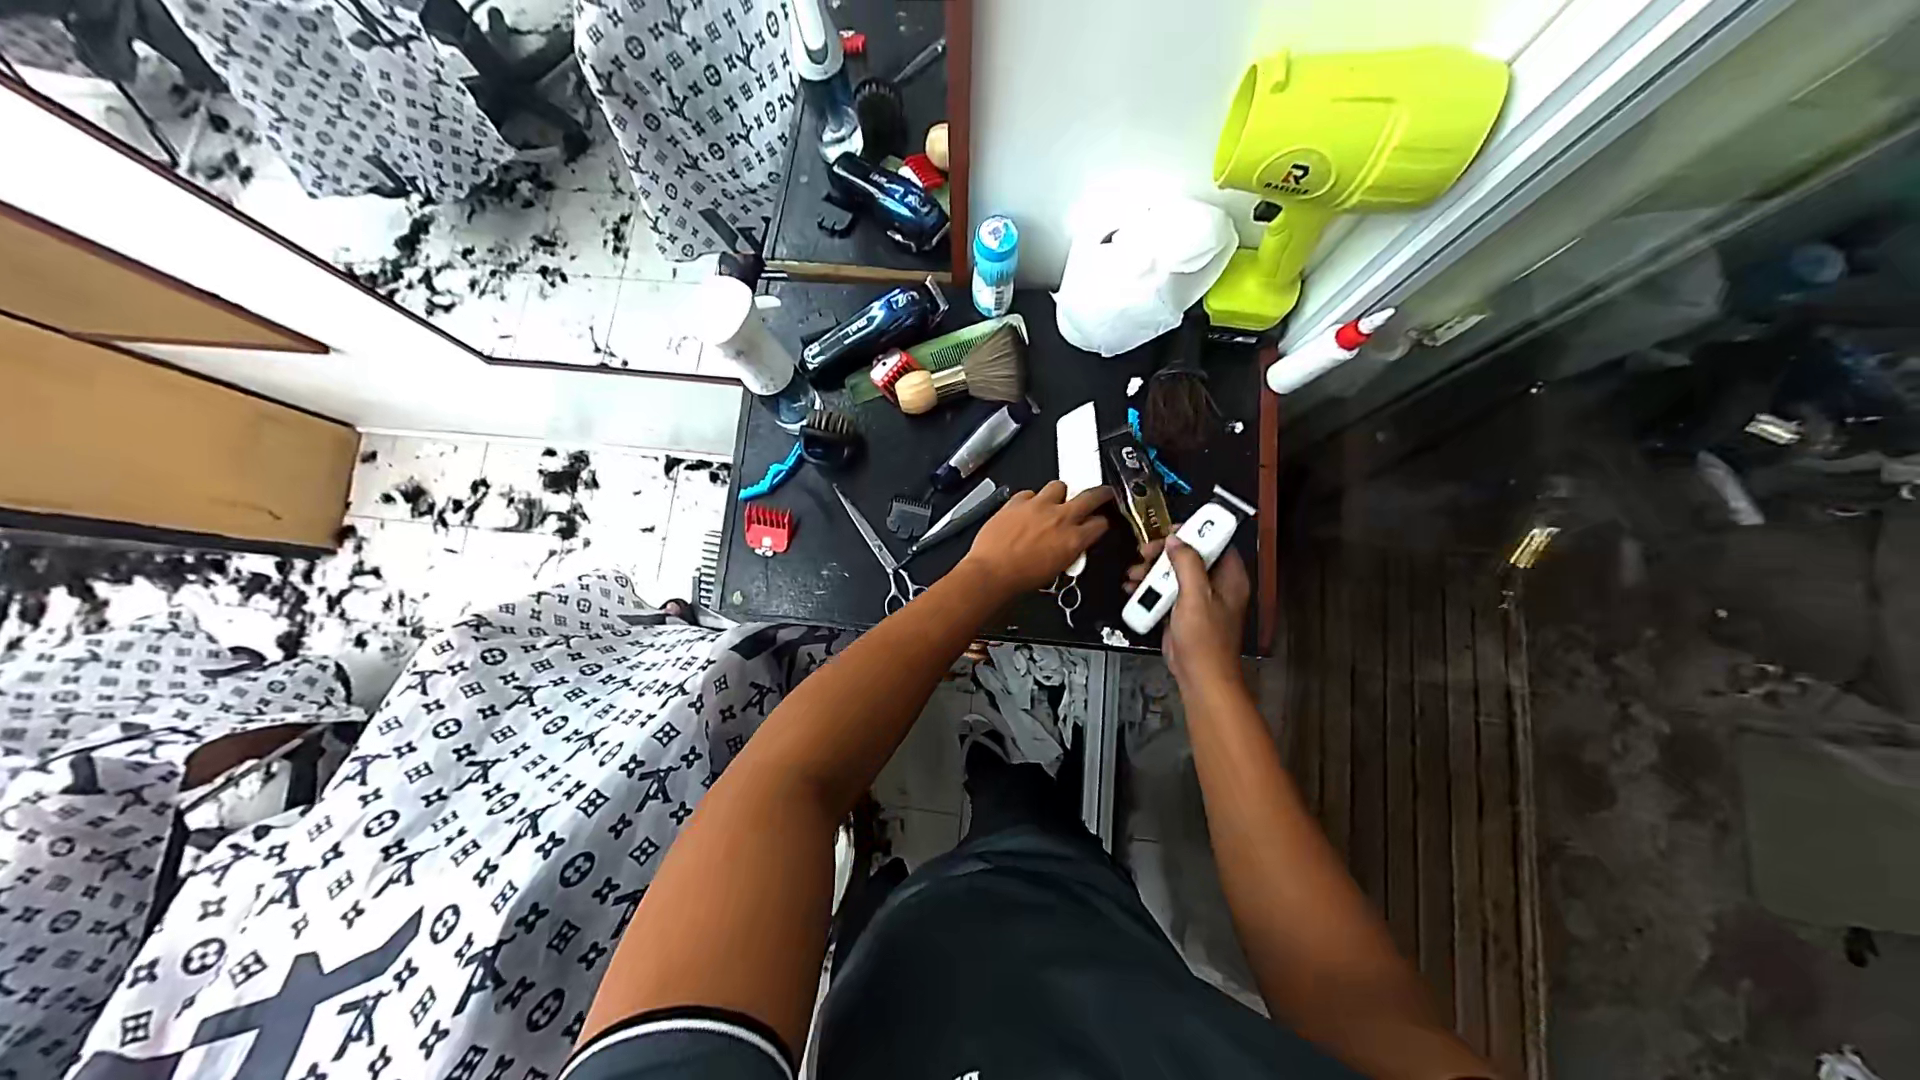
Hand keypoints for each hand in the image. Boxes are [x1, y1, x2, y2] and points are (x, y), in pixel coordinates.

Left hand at [959, 481, 1111, 598]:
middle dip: (1101, 493)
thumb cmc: (1020, 577)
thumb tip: (1072, 546)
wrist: (992, 573)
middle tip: (1102, 493)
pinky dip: (1030, 499)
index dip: (1100, 523)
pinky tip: (1027, 508)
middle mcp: (1060, 518)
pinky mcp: (1017, 502)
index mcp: (1074, 539)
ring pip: (1059, 486)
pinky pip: (1029, 493)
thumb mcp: (1056, 570)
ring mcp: (1038, 506)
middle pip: (1091, 496)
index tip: (1097, 522)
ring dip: (1060, 493)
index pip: (1099, 523)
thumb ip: (1069, 551)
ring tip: (1056, 500)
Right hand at [1125, 532, 1249, 682]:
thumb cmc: (1207, 644)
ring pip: (1173, 572)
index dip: (1193, 532)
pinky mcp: (1182, 610)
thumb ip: (1187, 564)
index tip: (1172, 531)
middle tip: (1147, 554)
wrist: (1198, 675)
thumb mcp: (1196, 596)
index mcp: (1229, 578)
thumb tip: (1176, 541)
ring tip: (1137, 575)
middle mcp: (1216, 585)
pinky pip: (1165, 591)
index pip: (1215, 541)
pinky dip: (1150, 589)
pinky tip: (1136, 590)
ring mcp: (1198, 598)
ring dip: (1152, 571)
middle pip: (1189, 555)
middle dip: (1164, 553)